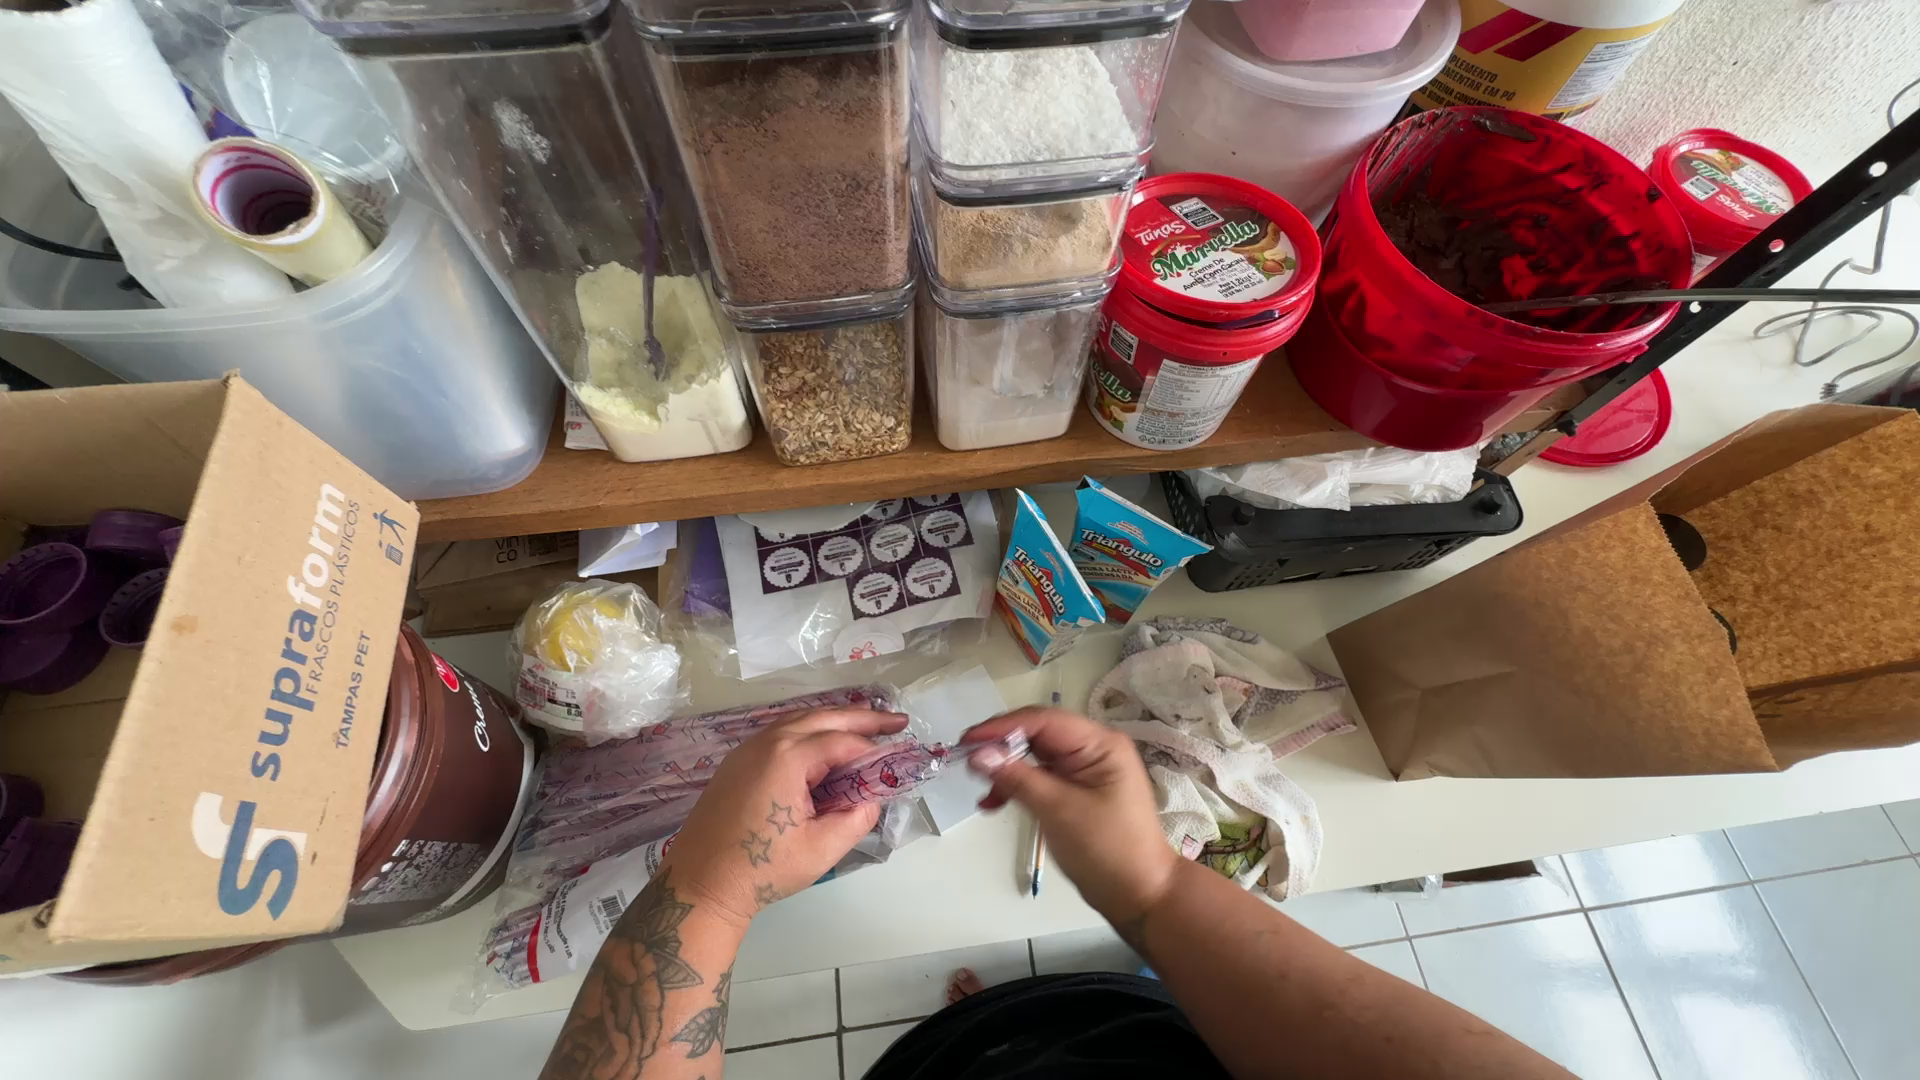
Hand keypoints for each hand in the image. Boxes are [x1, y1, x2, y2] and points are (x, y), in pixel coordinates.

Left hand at [658, 707, 907, 930]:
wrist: (699, 886)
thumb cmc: (760, 868)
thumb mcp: (820, 849)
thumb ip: (856, 818)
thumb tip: (871, 799)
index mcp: (788, 757)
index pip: (842, 742)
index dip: (872, 750)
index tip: (897, 759)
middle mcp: (768, 741)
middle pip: (823, 717)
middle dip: (862, 718)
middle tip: (896, 720)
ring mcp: (748, 748)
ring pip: (800, 720)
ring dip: (835, 719)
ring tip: (867, 724)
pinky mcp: (738, 761)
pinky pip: (782, 732)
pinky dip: (810, 729)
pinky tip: (824, 741)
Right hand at [960, 706, 1180, 927]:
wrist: (1141, 897)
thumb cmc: (1107, 850)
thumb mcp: (1058, 810)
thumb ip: (1017, 778)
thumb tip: (977, 754)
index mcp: (1100, 743)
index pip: (1043, 720)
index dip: (1002, 727)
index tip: (966, 741)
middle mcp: (1093, 747)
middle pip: (1037, 734)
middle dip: (1001, 747)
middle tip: (966, 762)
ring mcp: (1085, 768)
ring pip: (1035, 755)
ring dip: (1006, 770)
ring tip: (981, 790)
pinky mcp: (1076, 789)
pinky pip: (1040, 776)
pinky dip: (1017, 786)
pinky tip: (993, 804)